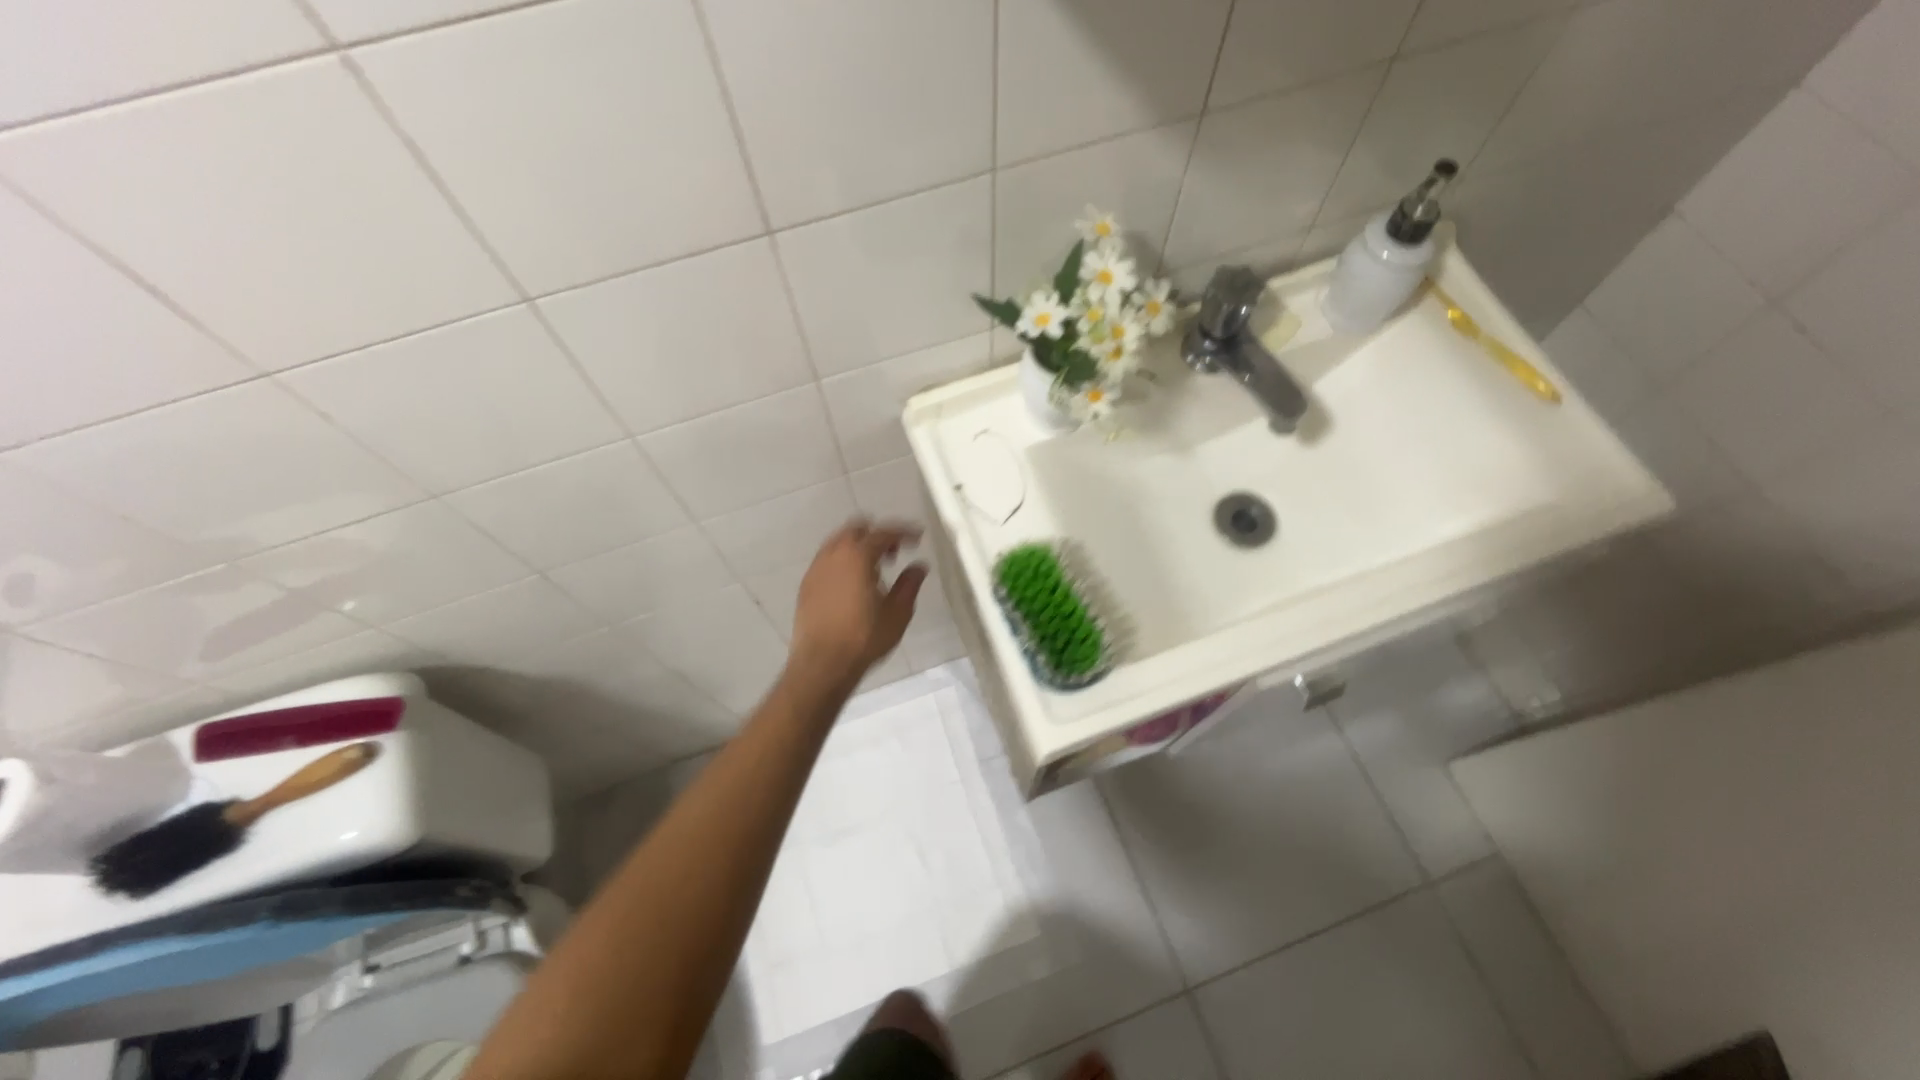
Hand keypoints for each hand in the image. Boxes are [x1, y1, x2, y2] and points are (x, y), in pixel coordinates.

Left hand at [790, 519, 927, 683]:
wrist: (822, 664)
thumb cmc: (864, 638)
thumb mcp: (897, 613)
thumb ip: (909, 585)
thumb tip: (919, 567)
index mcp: (857, 557)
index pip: (884, 532)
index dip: (904, 532)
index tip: (918, 538)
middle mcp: (833, 556)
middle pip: (855, 529)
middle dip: (877, 535)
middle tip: (894, 552)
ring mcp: (816, 570)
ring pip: (837, 543)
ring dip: (857, 547)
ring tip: (873, 569)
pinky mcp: (805, 586)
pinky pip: (826, 561)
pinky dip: (842, 561)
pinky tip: (852, 584)